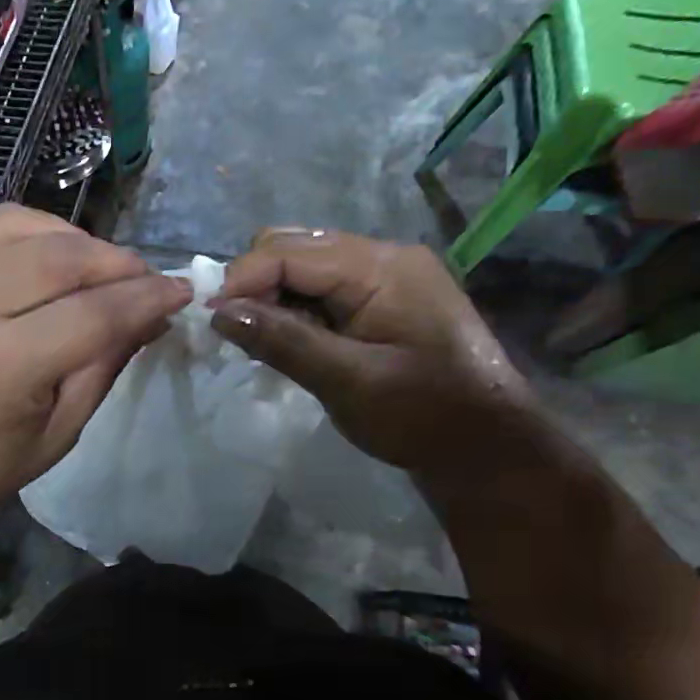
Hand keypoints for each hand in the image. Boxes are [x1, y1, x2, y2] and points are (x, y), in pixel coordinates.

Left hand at [0, 205, 191, 551]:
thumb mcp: (55, 434)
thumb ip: (105, 365)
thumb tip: (152, 312)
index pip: (92, 314)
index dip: (146, 298)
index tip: (180, 290)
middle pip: (60, 259)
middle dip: (117, 263)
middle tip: (144, 278)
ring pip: (24, 229)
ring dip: (78, 242)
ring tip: (100, 267)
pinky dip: (31, 231)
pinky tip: (49, 254)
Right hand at [210, 228, 536, 479]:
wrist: (490, 452)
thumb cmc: (423, 417)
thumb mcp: (347, 381)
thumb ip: (282, 341)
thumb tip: (218, 312)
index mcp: (381, 266)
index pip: (291, 252)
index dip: (243, 278)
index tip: (209, 319)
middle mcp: (383, 256)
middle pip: (296, 247)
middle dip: (256, 283)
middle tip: (235, 331)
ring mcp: (387, 275)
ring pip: (306, 265)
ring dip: (274, 295)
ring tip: (259, 338)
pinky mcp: (384, 297)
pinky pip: (324, 287)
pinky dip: (297, 307)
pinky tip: (289, 338)